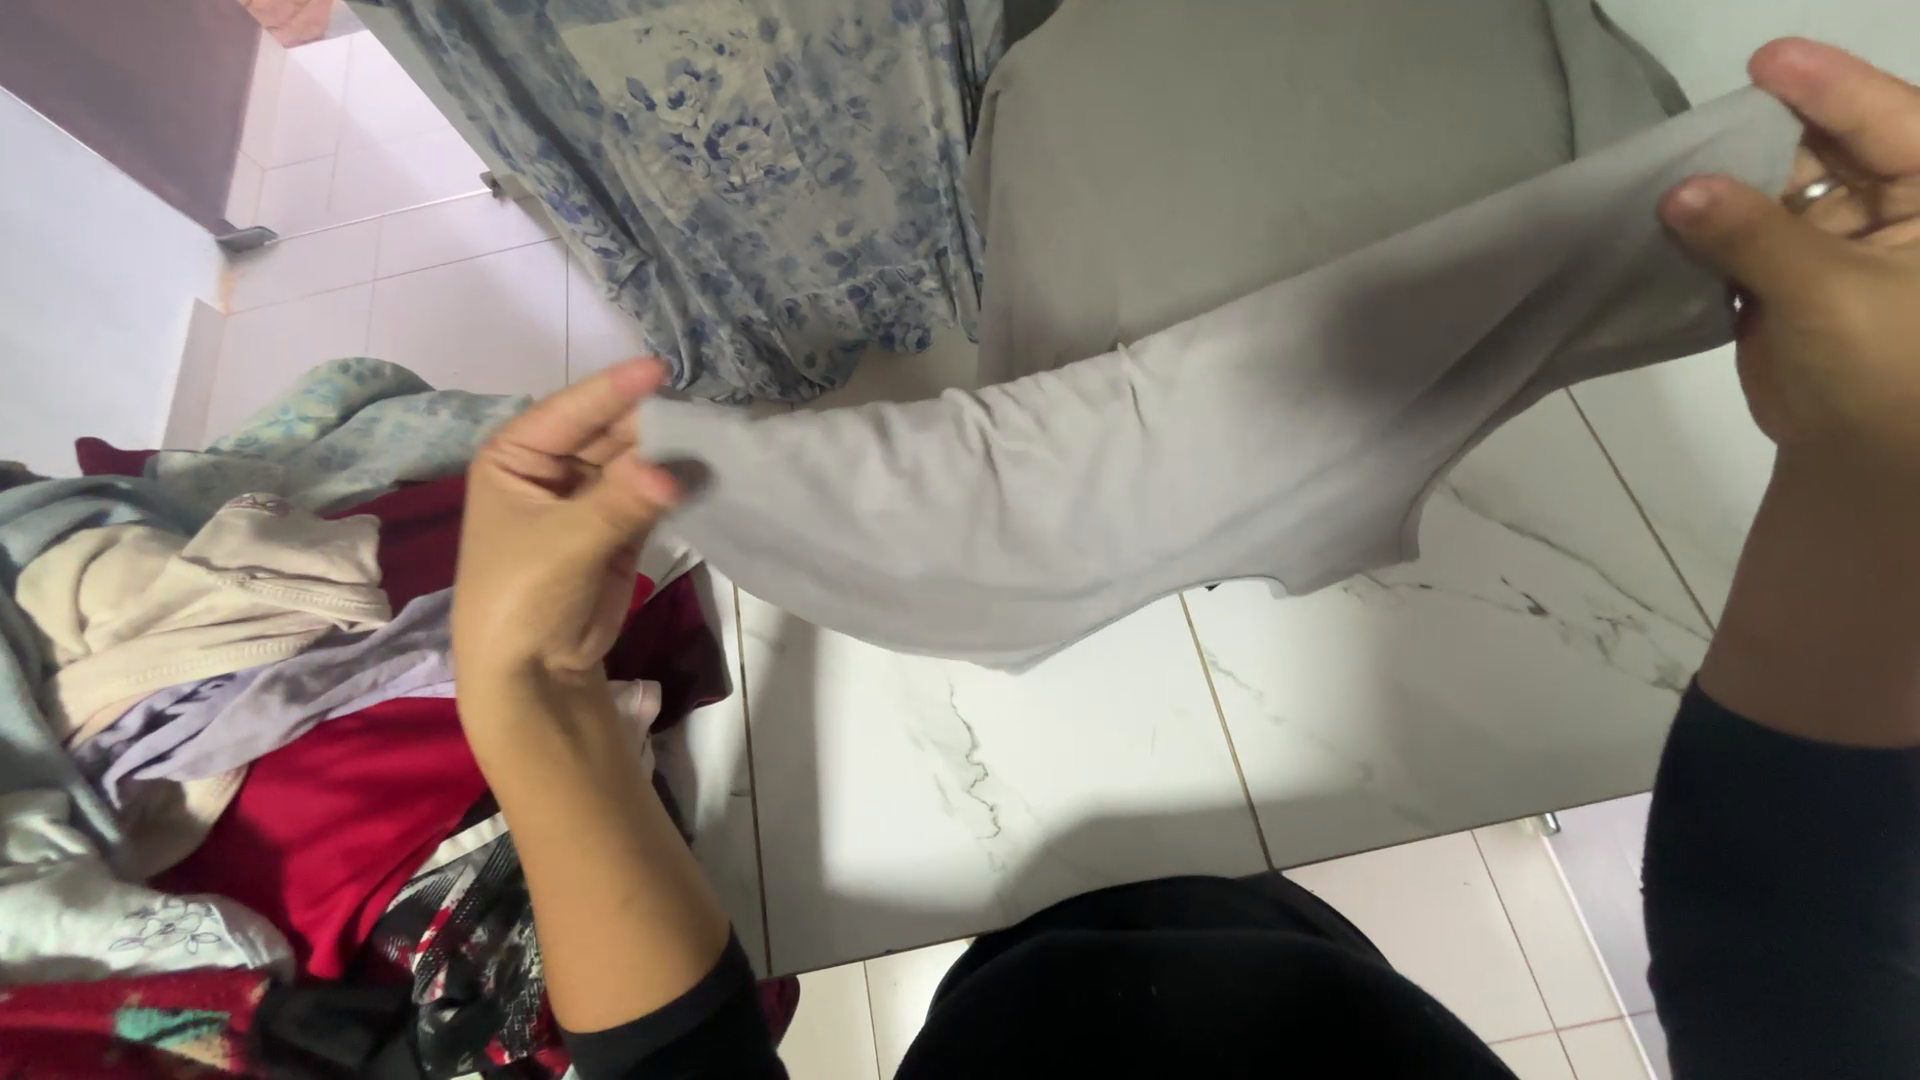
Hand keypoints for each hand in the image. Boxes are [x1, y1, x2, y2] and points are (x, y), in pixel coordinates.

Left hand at [452, 358, 680, 694]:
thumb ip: (620, 503)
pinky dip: (678, 485)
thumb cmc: (523, 595)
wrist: (535, 667)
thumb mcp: (564, 543)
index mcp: (518, 456)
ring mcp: (591, 495)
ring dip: (671, 454)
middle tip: (705, 410)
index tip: (661, 370)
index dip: (614, 391)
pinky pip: (653, 493)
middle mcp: (554, 467)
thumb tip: (675, 472)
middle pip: (609, 432)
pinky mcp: (622, 523)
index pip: (570, 412)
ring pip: (637, 461)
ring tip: (717, 437)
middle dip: (652, 423)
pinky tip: (709, 471)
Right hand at [1658, 39, 1919, 479]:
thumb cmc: (1888, 365)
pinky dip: (1706, 238)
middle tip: (1699, 124)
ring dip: (1725, 193)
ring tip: (1670, 171)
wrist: (1865, 449)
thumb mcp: (1829, 292)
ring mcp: (1838, 249)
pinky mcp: (1789, 285)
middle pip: (1827, 154)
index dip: (1831, 88)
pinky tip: (1669, 221)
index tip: (1764, 59)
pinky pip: (1744, 246)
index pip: (1894, 121)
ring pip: (1776, 203)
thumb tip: (1679, 191)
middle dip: (1765, 139)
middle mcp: (1896, 210)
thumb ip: (1754, 238)